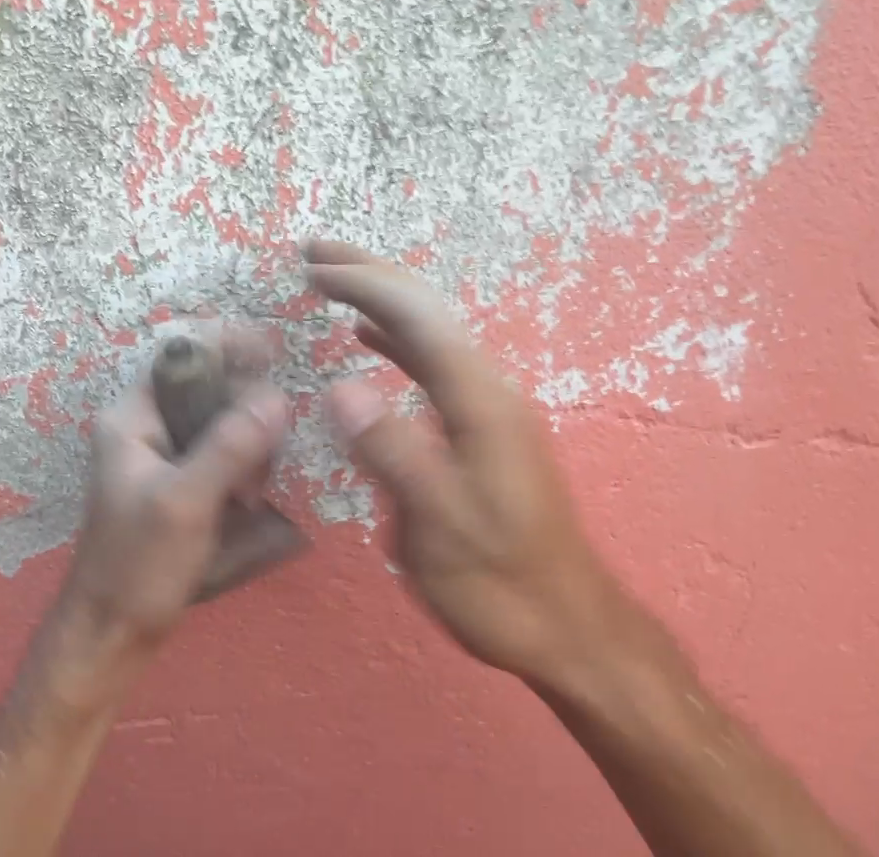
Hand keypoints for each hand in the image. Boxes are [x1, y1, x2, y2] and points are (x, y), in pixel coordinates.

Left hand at [58, 375, 290, 664]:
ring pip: (219, 425)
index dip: (226, 345)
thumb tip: (277, 397)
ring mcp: (162, 459)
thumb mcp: (185, 502)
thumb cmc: (138, 564)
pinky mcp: (179, 487)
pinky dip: (242, 470)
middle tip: (273, 443)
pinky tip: (255, 499)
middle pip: (206, 389)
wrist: (112, 631)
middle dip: (245, 407)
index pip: (180, 356)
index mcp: (131, 418)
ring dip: (247, 446)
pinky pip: (220, 458)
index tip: (275, 351)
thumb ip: (228, 447)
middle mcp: (144, 428)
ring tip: (256, 488)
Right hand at [305, 240, 629, 681]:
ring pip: (429, 332)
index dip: (365, 284)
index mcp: (481, 402)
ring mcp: (486, 409)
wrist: (566, 627)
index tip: (311, 268)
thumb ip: (394, 453)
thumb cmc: (499, 583)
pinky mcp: (479, 430)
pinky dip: (394, 339)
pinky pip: (430, 364)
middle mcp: (488, 391)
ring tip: (331, 278)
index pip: (419, 319)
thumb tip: (341, 386)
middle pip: (428, 311)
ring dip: (380, 298)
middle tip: (314, 250)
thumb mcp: (441, 525)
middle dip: (372, 273)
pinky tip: (367, 339)